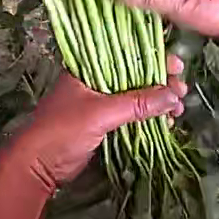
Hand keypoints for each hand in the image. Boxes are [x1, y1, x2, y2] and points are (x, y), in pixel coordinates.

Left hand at [1, 59, 186, 192]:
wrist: (37, 166)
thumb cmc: (62, 130)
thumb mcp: (101, 113)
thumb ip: (137, 103)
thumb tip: (173, 95)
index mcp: (87, 68)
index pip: (126, 53)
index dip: (153, 57)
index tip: (177, 66)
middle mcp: (94, 80)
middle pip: (135, 75)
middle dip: (160, 82)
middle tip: (182, 90)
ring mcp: (99, 102)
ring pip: (136, 96)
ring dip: (157, 101)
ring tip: (179, 109)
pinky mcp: (103, 123)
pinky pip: (132, 114)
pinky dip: (149, 117)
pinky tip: (167, 121)